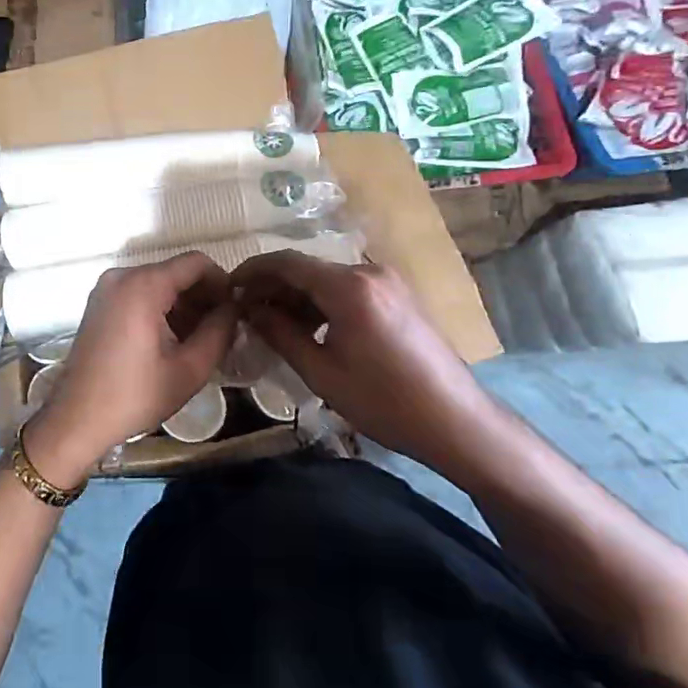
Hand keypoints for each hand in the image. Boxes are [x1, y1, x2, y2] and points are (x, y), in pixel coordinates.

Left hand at [25, 253, 237, 485]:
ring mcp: (105, 288)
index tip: (236, 311)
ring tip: (201, 340)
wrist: (78, 415)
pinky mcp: (99, 302)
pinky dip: (160, 308)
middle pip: (175, 271)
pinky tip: (173, 339)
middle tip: (223, 330)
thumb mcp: (189, 368)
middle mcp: (121, 276)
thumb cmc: (135, 394)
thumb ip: (219, 331)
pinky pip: (138, 293)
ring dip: (183, 304)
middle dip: (203, 296)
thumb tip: (234, 308)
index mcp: (142, 285)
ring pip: (157, 283)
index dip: (222, 282)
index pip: (196, 263)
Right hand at [230, 250, 500, 471]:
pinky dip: (321, 302)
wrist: (460, 424)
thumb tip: (248, 308)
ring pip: (325, 278)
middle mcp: (368, 272)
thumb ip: (278, 332)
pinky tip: (309, 329)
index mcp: (348, 287)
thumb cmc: (384, 400)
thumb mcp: (320, 371)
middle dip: (271, 286)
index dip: (251, 271)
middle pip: (305, 268)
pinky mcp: (398, 297)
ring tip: (273, 325)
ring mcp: (387, 283)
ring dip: (295, 296)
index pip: (285, 262)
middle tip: (246, 311)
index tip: (227, 289)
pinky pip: (346, 289)